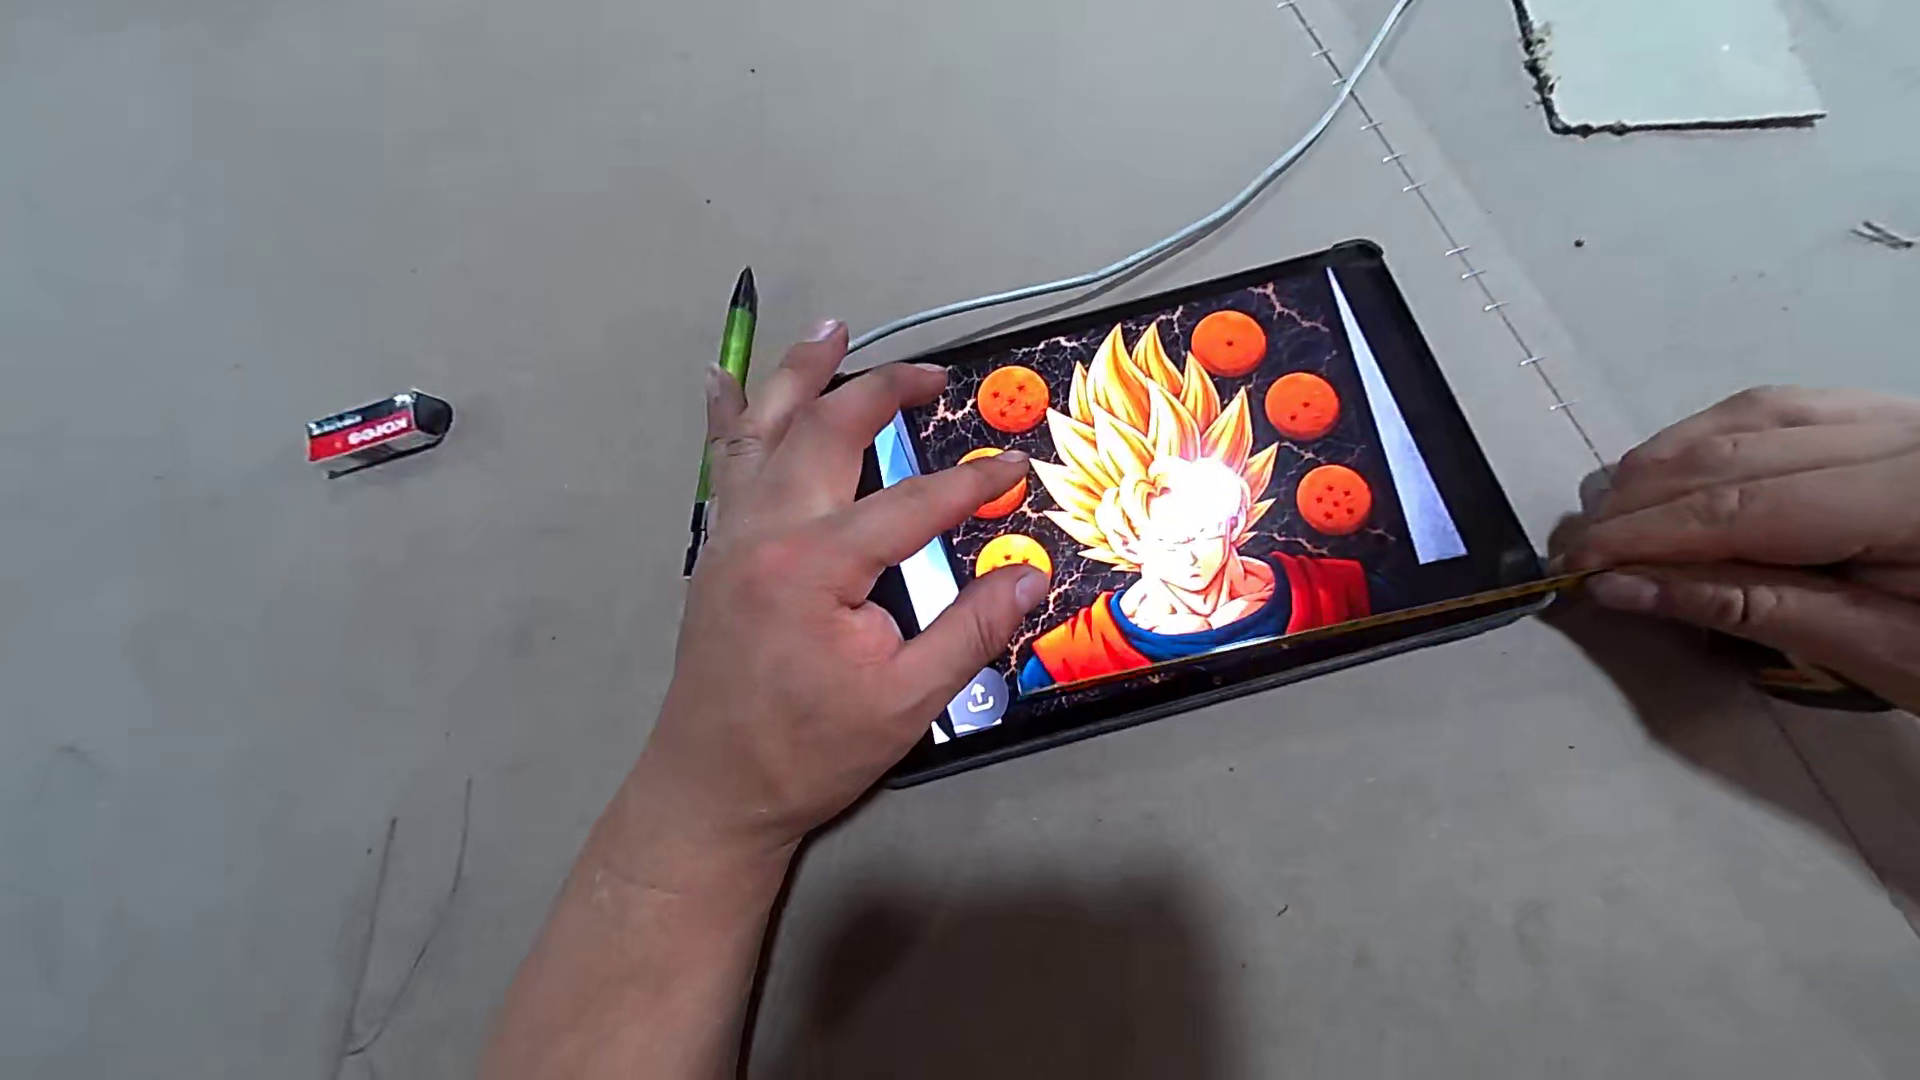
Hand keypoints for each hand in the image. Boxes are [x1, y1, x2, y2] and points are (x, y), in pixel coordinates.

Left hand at [637, 320, 1047, 858]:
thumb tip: (1030, 578)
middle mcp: (765, 530)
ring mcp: (731, 533)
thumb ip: (972, 631)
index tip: (1012, 466)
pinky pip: (725, 461)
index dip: (970, 483)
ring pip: (764, 428)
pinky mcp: (717, 548)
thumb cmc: (809, 751)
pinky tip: (726, 379)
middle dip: (883, 391)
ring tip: (831, 330)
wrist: (711, 789)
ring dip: (801, 374)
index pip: (910, 503)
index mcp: (815, 566)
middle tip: (930, 375)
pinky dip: (732, 413)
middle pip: (827, 432)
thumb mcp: (908, 701)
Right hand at [1564, 386, 1919, 711]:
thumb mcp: (1884, 653)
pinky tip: (1671, 476)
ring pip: (1734, 423)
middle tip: (1581, 558)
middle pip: (1723, 459)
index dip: (1634, 539)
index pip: (1736, 509)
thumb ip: (1743, 607)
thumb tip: (1613, 587)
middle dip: (1629, 512)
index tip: (1572, 572)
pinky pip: (1767, 407)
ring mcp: (1904, 415)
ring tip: (1617, 524)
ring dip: (1652, 476)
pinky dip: (1697, 443)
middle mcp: (1916, 437)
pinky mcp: (1890, 415)